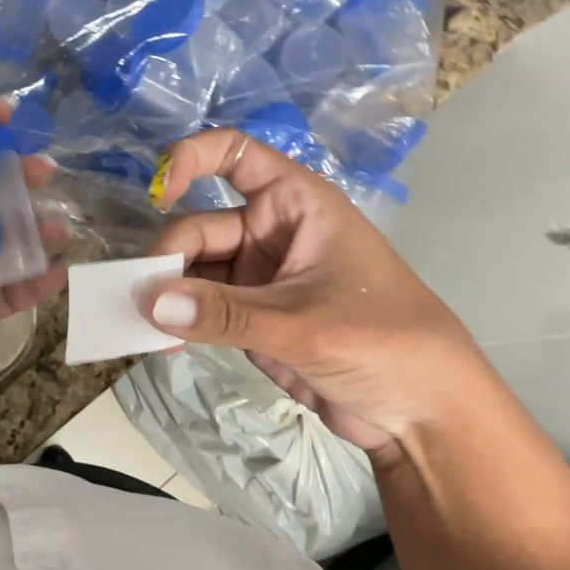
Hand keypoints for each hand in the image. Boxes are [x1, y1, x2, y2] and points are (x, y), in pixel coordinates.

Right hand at [140, 128, 493, 455]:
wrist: (425, 414)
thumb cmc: (386, 343)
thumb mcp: (302, 324)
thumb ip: (222, 314)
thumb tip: (148, 302)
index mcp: (297, 206)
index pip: (236, 156)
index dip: (192, 159)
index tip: (159, 193)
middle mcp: (272, 233)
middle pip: (200, 226)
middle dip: (171, 259)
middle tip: (146, 301)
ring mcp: (258, 277)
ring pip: (193, 270)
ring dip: (168, 295)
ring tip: (144, 327)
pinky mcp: (250, 317)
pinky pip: (199, 308)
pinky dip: (177, 322)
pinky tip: (161, 344)